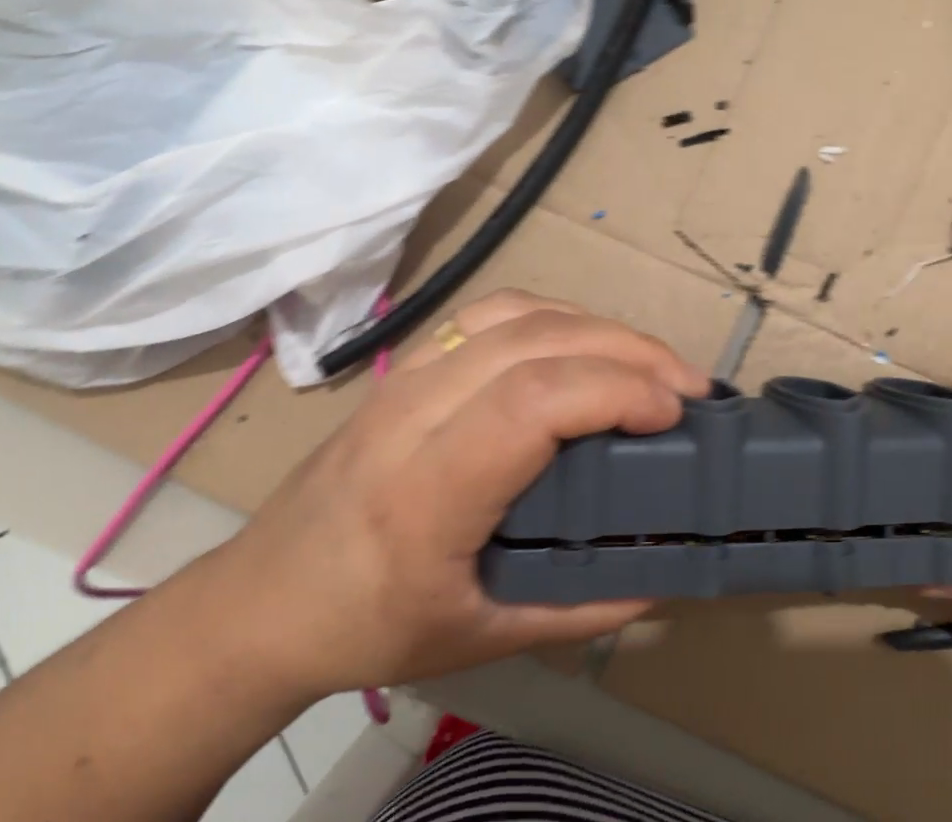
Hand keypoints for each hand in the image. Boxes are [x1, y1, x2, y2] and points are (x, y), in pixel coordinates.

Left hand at [198, 290, 709, 700]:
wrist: (262, 600)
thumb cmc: (367, 626)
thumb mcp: (480, 638)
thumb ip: (577, 611)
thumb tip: (658, 578)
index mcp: (427, 492)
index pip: (529, 402)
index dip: (614, 390)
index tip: (673, 415)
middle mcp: (411, 416)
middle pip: (533, 342)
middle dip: (627, 349)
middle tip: (688, 386)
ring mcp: (403, 380)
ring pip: (512, 313)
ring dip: (594, 325)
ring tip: (649, 362)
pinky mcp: (403, 369)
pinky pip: (486, 316)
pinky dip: (551, 317)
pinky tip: (585, 346)